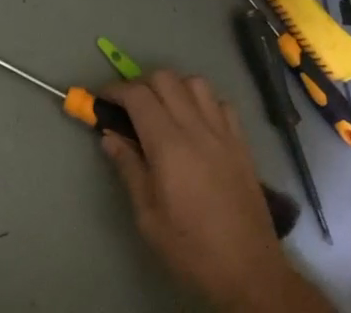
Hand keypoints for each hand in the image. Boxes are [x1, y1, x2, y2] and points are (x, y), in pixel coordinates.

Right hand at [100, 72, 326, 311]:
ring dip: (173, 87)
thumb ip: (129, 168)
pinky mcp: (242, 144)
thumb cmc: (191, 247)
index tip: (101, 101)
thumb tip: (109, 136)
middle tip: (128, 108)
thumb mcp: (148, 215)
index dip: (114, 90)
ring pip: (195, 83)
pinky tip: (196, 123)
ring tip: (162, 110)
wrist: (249, 271)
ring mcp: (223, 133)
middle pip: (165, 78)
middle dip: (140, 84)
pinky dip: (203, 102)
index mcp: (169, 145)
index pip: (137, 95)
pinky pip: (221, 103)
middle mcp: (196, 129)